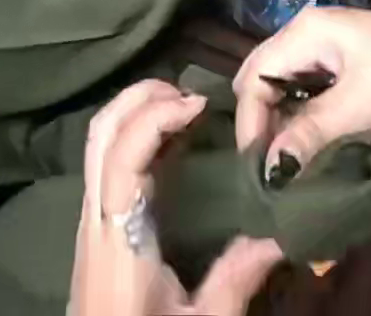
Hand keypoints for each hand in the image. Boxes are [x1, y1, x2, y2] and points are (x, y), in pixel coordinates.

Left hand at [69, 80, 283, 315]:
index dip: (157, 116)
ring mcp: (88, 216)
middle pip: (101, 131)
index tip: (199, 104)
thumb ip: (237, 277)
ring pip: (98, 140)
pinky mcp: (92, 224)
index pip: (123, 154)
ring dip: (135, 110)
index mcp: (118, 236)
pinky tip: (167, 142)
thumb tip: (282, 233)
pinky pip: (104, 159)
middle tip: (188, 92)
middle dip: (140, 96)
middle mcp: (94, 214)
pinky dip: (133, 132)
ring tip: (181, 107)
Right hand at [233, 9, 370, 168]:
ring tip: (283, 160)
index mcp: (302, 32)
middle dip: (257, 119)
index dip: (249, 121)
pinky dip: (296, 113)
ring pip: (279, 81)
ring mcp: (320, 44)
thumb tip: (271, 170)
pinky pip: (300, 86)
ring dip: (277, 119)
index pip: (255, 76)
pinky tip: (305, 140)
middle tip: (265, 166)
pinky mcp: (336, 60)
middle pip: (260, 75)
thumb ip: (311, 133)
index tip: (256, 169)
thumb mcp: (359, 107)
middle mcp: (303, 32)